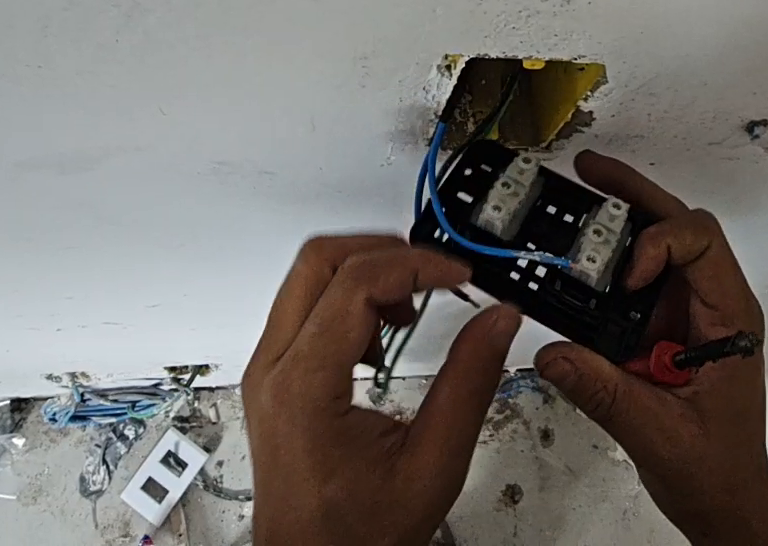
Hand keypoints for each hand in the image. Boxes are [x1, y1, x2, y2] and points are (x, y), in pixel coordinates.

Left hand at [243, 235, 521, 545]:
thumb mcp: (433, 464)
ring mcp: (269, 366)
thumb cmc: (357, 534)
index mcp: (304, 387)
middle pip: (319, 259)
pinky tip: (386, 330)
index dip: (415, 264)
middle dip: (384, 250)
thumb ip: (470, 382)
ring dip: (368, 270)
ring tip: (412, 304)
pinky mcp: (277, 369)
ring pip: (311, 273)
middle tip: (433, 271)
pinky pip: (310, 300)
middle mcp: (274, 367)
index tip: (458, 274)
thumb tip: (497, 320)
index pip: (354, 283)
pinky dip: (352, 293)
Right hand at [534, 153, 767, 545]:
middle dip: (635, 193)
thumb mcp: (657, 435)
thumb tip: (552, 351)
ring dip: (624, 210)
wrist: (726, 504)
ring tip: (582, 188)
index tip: (625, 278)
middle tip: (589, 171)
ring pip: (664, 237)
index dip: (659, 245)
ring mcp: (691, 308)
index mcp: (729, 318)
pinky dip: (612, 248)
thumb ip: (603, 391)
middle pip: (681, 224)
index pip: (703, 244)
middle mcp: (714, 301)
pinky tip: (584, 240)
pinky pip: (643, 269)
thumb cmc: (716, 474)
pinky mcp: (668, 320)